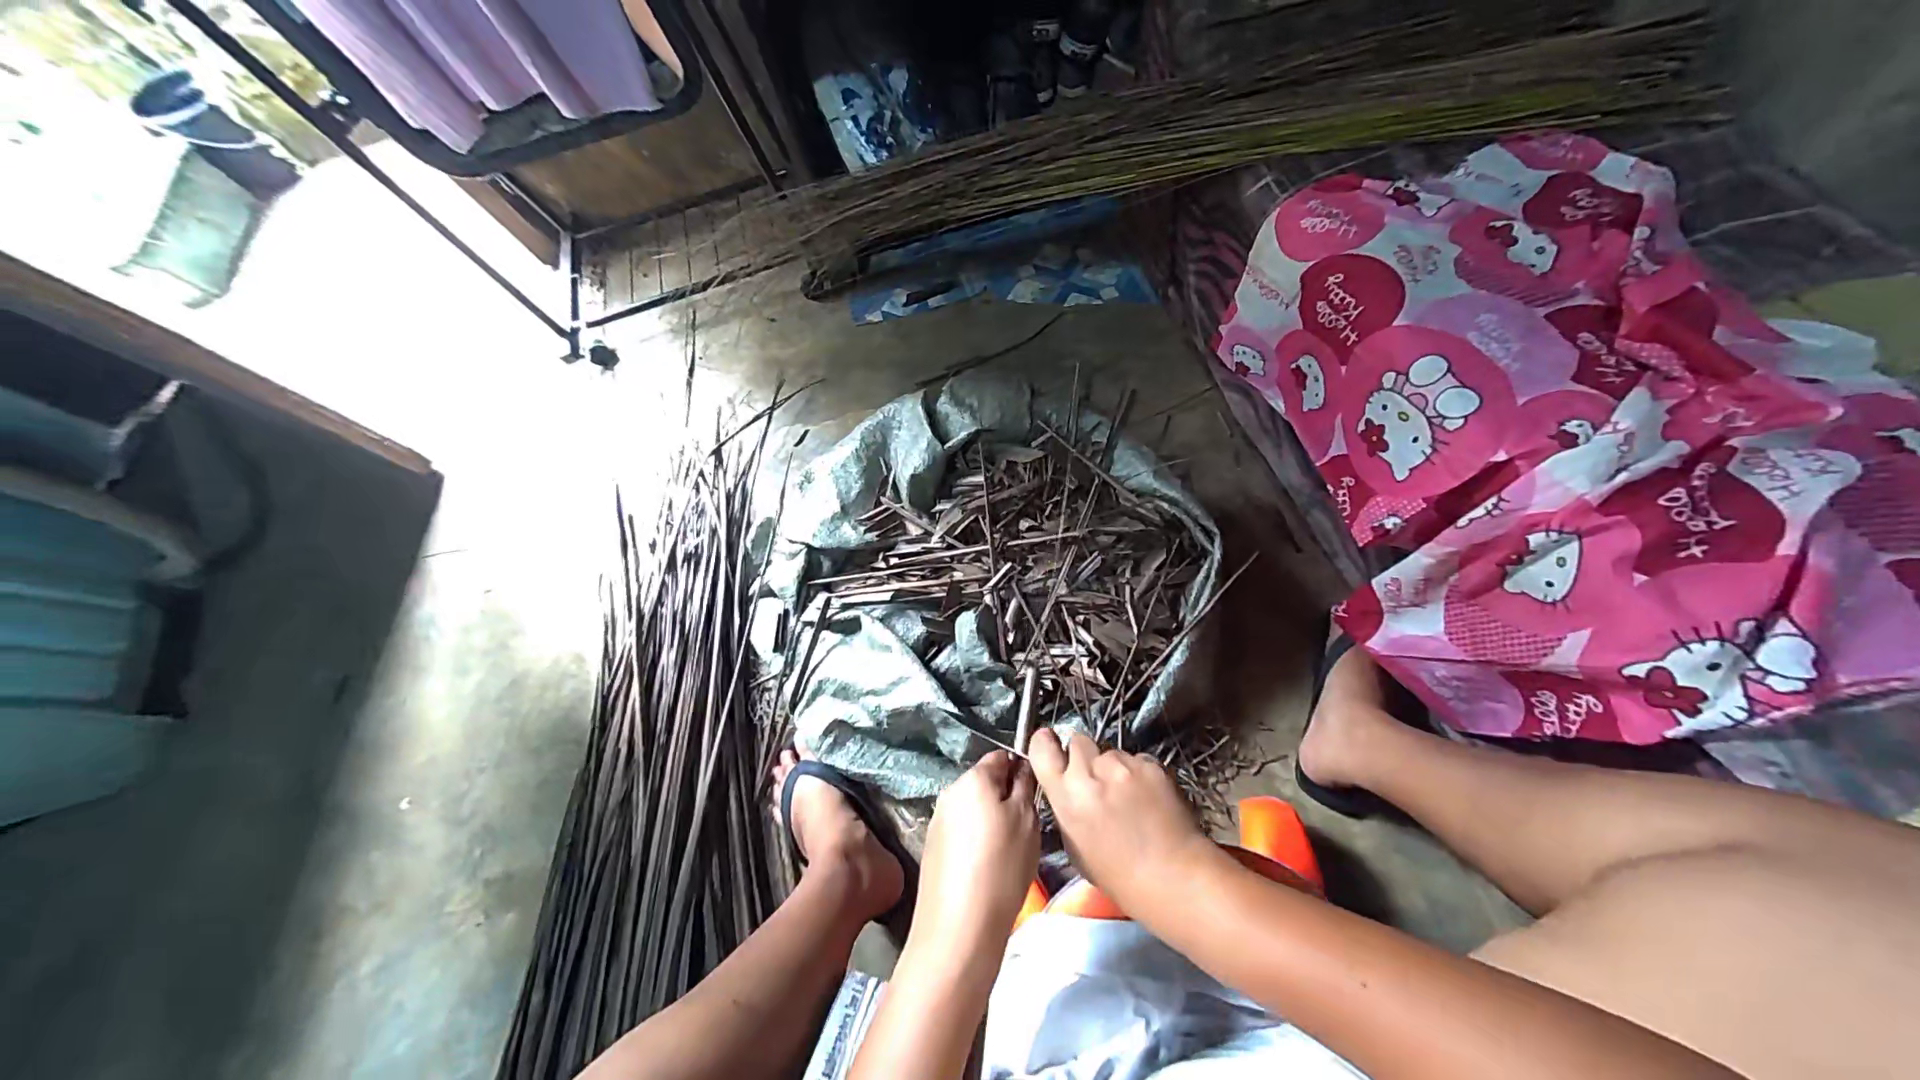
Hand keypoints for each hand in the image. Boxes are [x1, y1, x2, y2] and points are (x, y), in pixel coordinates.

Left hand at [910, 751, 1039, 960]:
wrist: (959, 927)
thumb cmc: (1001, 866)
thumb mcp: (1027, 820)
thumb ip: (1024, 785)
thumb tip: (1020, 767)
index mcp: (971, 778)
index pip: (1000, 757)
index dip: (1021, 771)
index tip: (1035, 796)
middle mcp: (949, 793)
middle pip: (985, 784)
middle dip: (1006, 799)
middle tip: (1026, 828)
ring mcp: (938, 822)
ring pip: (974, 811)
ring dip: (992, 822)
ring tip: (1009, 854)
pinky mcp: (933, 850)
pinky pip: (962, 835)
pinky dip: (977, 844)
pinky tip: (988, 870)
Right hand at [1028, 729, 1211, 910]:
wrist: (1172, 876)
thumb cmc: (1119, 874)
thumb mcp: (1073, 845)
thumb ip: (1065, 806)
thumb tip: (1067, 788)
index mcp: (1065, 794)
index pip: (1042, 747)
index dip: (1046, 744)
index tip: (1051, 745)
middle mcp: (1090, 772)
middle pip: (1078, 741)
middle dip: (1084, 757)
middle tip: (1096, 781)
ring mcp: (1122, 766)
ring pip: (1110, 752)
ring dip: (1113, 768)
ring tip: (1128, 798)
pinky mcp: (1150, 765)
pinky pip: (1137, 760)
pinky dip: (1139, 774)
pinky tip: (1147, 800)